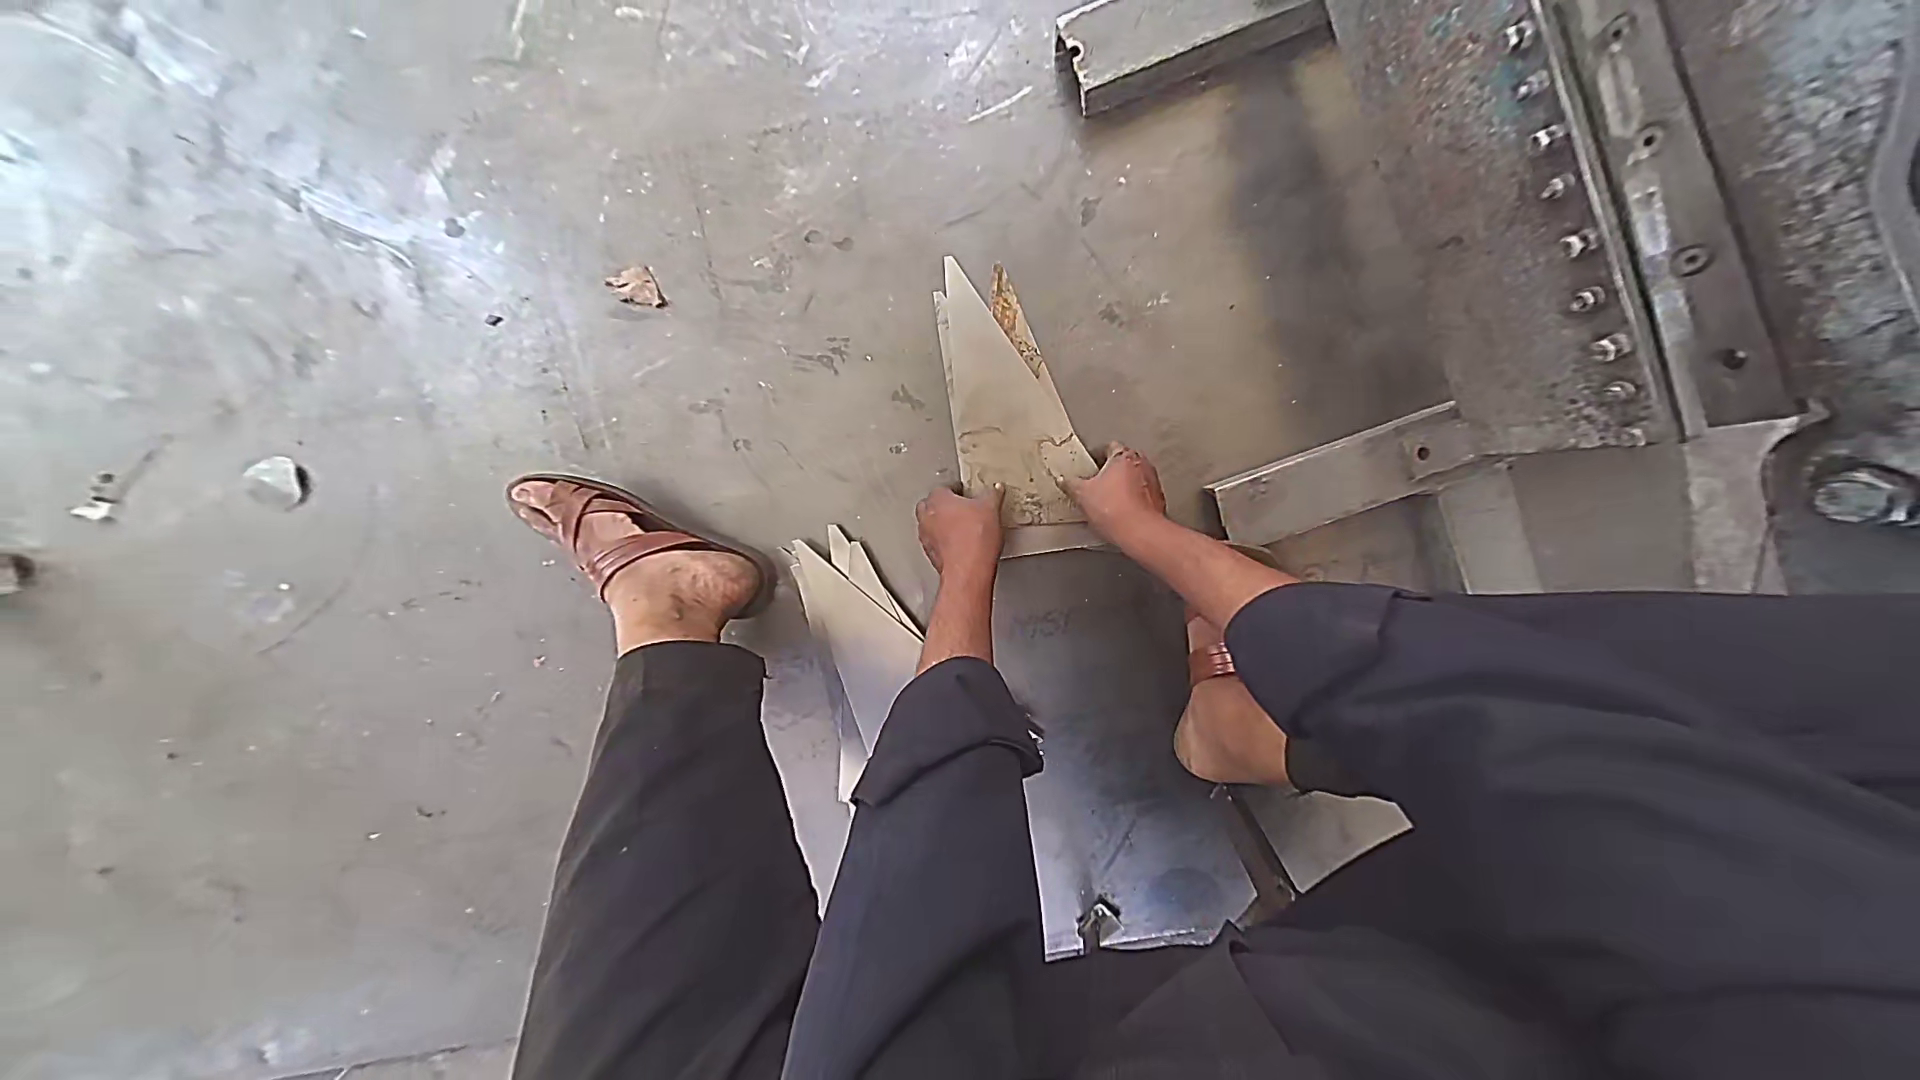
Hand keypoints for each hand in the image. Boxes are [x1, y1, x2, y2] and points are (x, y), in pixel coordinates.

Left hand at [916, 485, 1004, 576]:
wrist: (968, 571)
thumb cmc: (974, 539)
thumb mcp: (991, 509)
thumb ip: (992, 495)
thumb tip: (995, 490)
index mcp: (937, 500)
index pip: (943, 488)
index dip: (957, 491)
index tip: (967, 494)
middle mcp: (927, 517)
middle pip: (932, 506)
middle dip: (945, 508)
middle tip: (963, 510)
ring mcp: (927, 538)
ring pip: (931, 526)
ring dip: (943, 526)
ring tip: (962, 529)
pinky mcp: (931, 555)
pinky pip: (936, 544)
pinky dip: (945, 543)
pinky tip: (961, 546)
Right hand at [1064, 443, 1166, 538]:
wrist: (1139, 533)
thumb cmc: (1115, 509)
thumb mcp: (1082, 495)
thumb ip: (1071, 485)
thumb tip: (1064, 481)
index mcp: (1123, 456)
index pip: (1109, 447)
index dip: (1095, 456)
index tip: (1087, 466)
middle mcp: (1142, 464)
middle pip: (1122, 463)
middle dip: (1108, 472)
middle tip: (1094, 483)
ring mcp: (1152, 482)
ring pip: (1133, 479)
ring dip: (1121, 486)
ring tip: (1106, 501)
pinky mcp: (1158, 500)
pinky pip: (1141, 495)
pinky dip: (1131, 500)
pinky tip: (1119, 513)